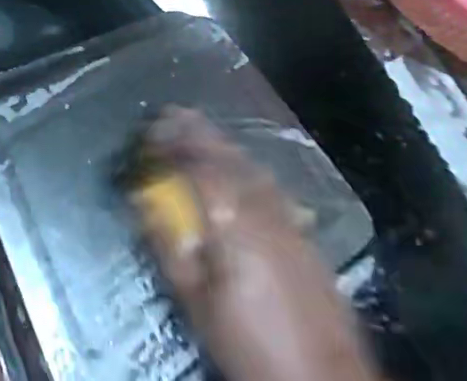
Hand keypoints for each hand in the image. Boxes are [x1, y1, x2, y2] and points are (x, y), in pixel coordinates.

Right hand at [140, 107, 382, 380]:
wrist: (323, 378)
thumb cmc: (250, 342)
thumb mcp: (197, 303)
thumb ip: (170, 248)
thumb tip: (143, 203)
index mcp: (232, 218)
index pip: (195, 165)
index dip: (169, 146)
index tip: (146, 136)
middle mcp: (262, 205)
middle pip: (225, 155)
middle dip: (195, 131)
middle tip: (170, 113)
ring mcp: (287, 215)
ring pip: (249, 164)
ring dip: (220, 143)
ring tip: (197, 129)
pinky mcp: (302, 230)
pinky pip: (267, 181)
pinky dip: (244, 165)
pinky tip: (238, 168)